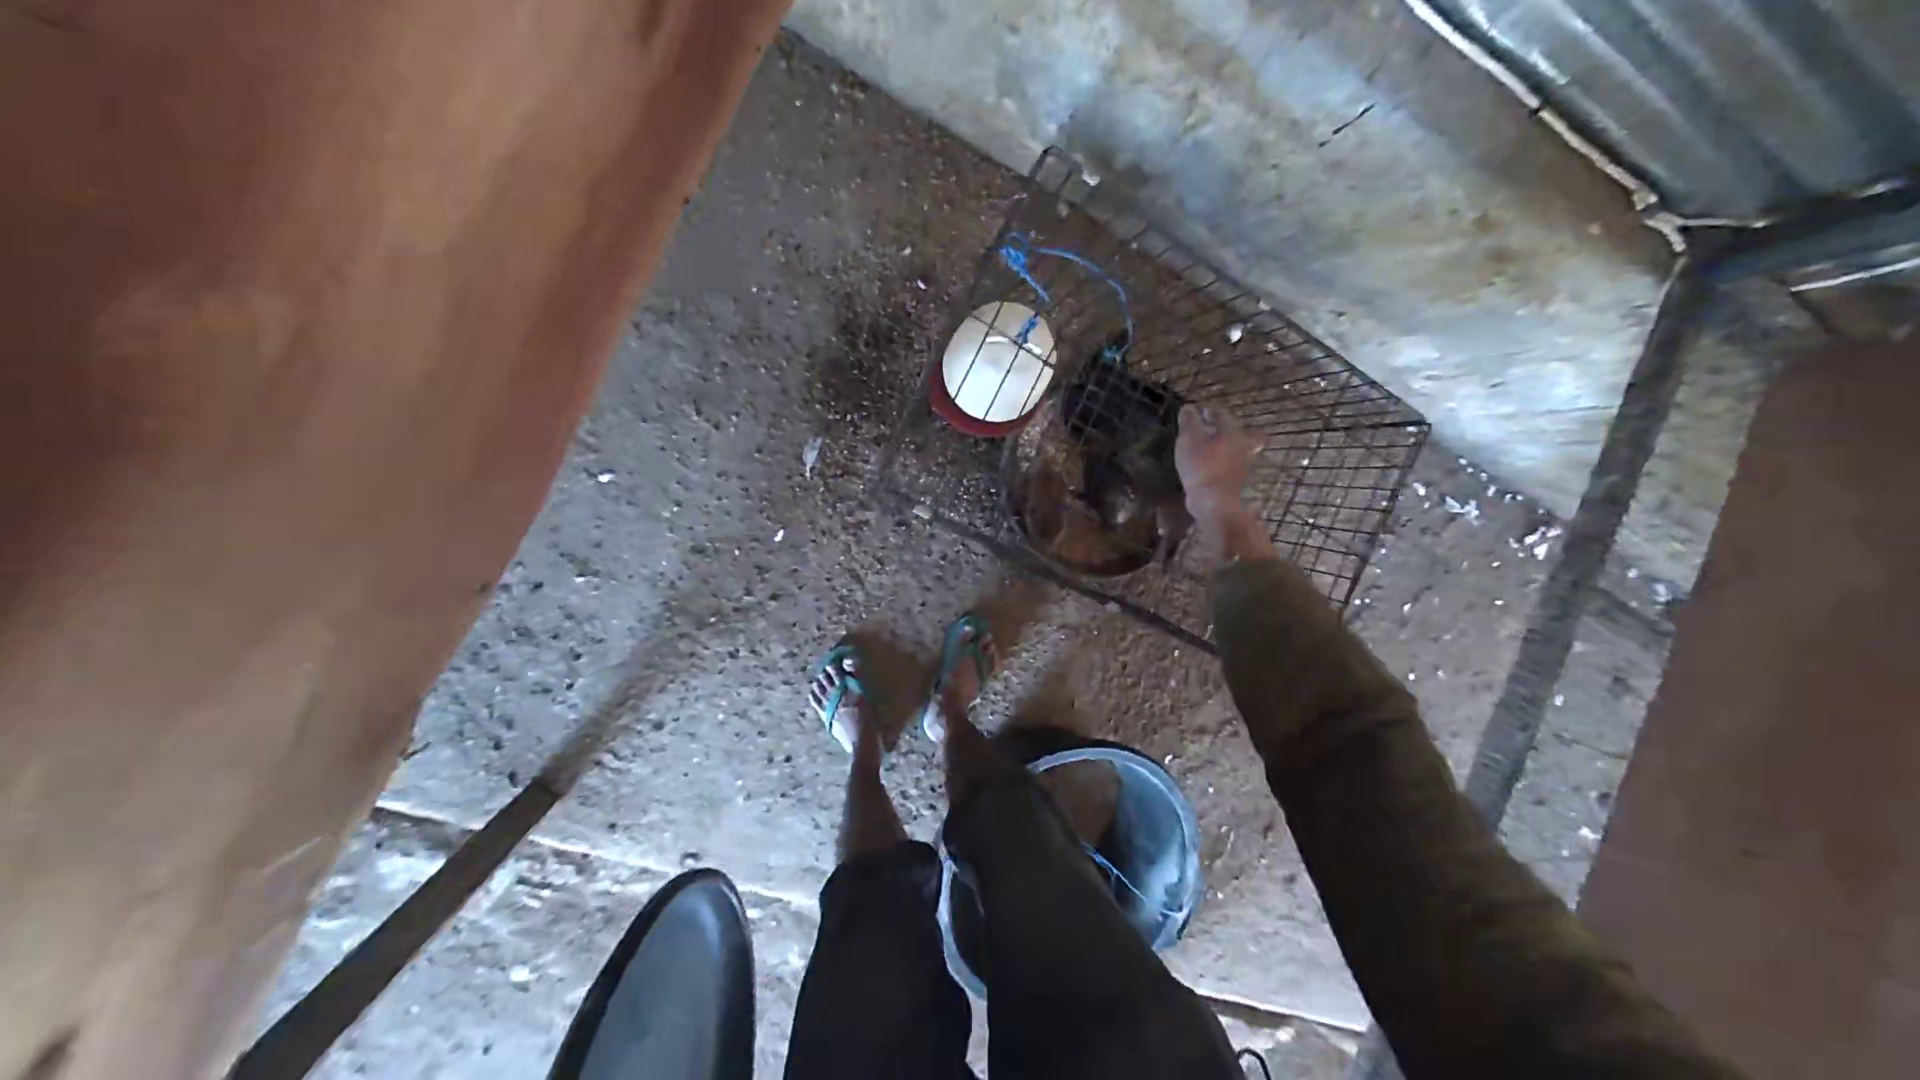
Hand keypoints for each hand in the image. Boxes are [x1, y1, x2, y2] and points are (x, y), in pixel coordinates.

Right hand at [1175, 404, 1258, 515]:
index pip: (1221, 415)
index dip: (1208, 412)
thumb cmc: (1201, 467)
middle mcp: (1242, 445)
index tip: (1197, 413)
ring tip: (1208, 449)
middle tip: (1208, 430)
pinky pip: (1229, 466)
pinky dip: (1221, 463)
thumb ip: (1189, 422)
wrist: (1214, 503)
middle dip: (1222, 429)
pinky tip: (1210, 467)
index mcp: (1232, 432)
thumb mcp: (1188, 440)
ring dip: (1223, 447)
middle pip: (1234, 432)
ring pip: (1235, 449)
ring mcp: (1242, 465)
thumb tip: (1189, 407)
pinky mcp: (1237, 482)